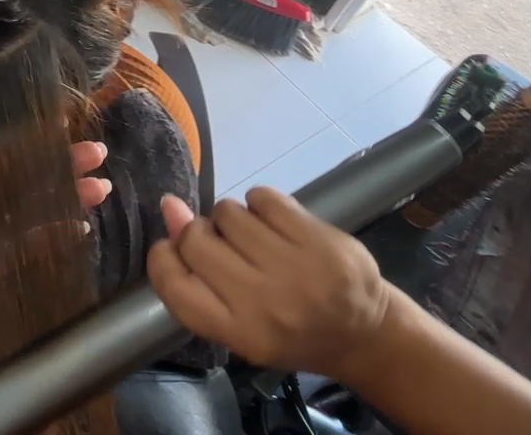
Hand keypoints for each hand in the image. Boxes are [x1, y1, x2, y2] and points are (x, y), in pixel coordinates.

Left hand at [0, 110, 111, 348]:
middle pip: (23, 177)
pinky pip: (29, 246)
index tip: (59, 123)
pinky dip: (55, 237)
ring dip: (66, 196)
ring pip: (33, 208)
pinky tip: (81, 227)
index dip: (27, 138)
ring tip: (100, 187)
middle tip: (95, 153)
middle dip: (59, 164)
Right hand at [147, 187, 392, 380]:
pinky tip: (278, 226)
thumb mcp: (237, 318)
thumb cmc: (288, 329)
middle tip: (228, 248)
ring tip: (257, 240)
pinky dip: (262, 204)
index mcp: (239, 332)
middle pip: (195, 239)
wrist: (366, 334)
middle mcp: (265, 304)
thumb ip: (195, 270)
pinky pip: (261, 196)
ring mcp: (297, 271)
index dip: (164, 257)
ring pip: (226, 212)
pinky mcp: (322, 241)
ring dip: (233, 219)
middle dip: (202, 233)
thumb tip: (170, 204)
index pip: (173, 284)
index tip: (176, 251)